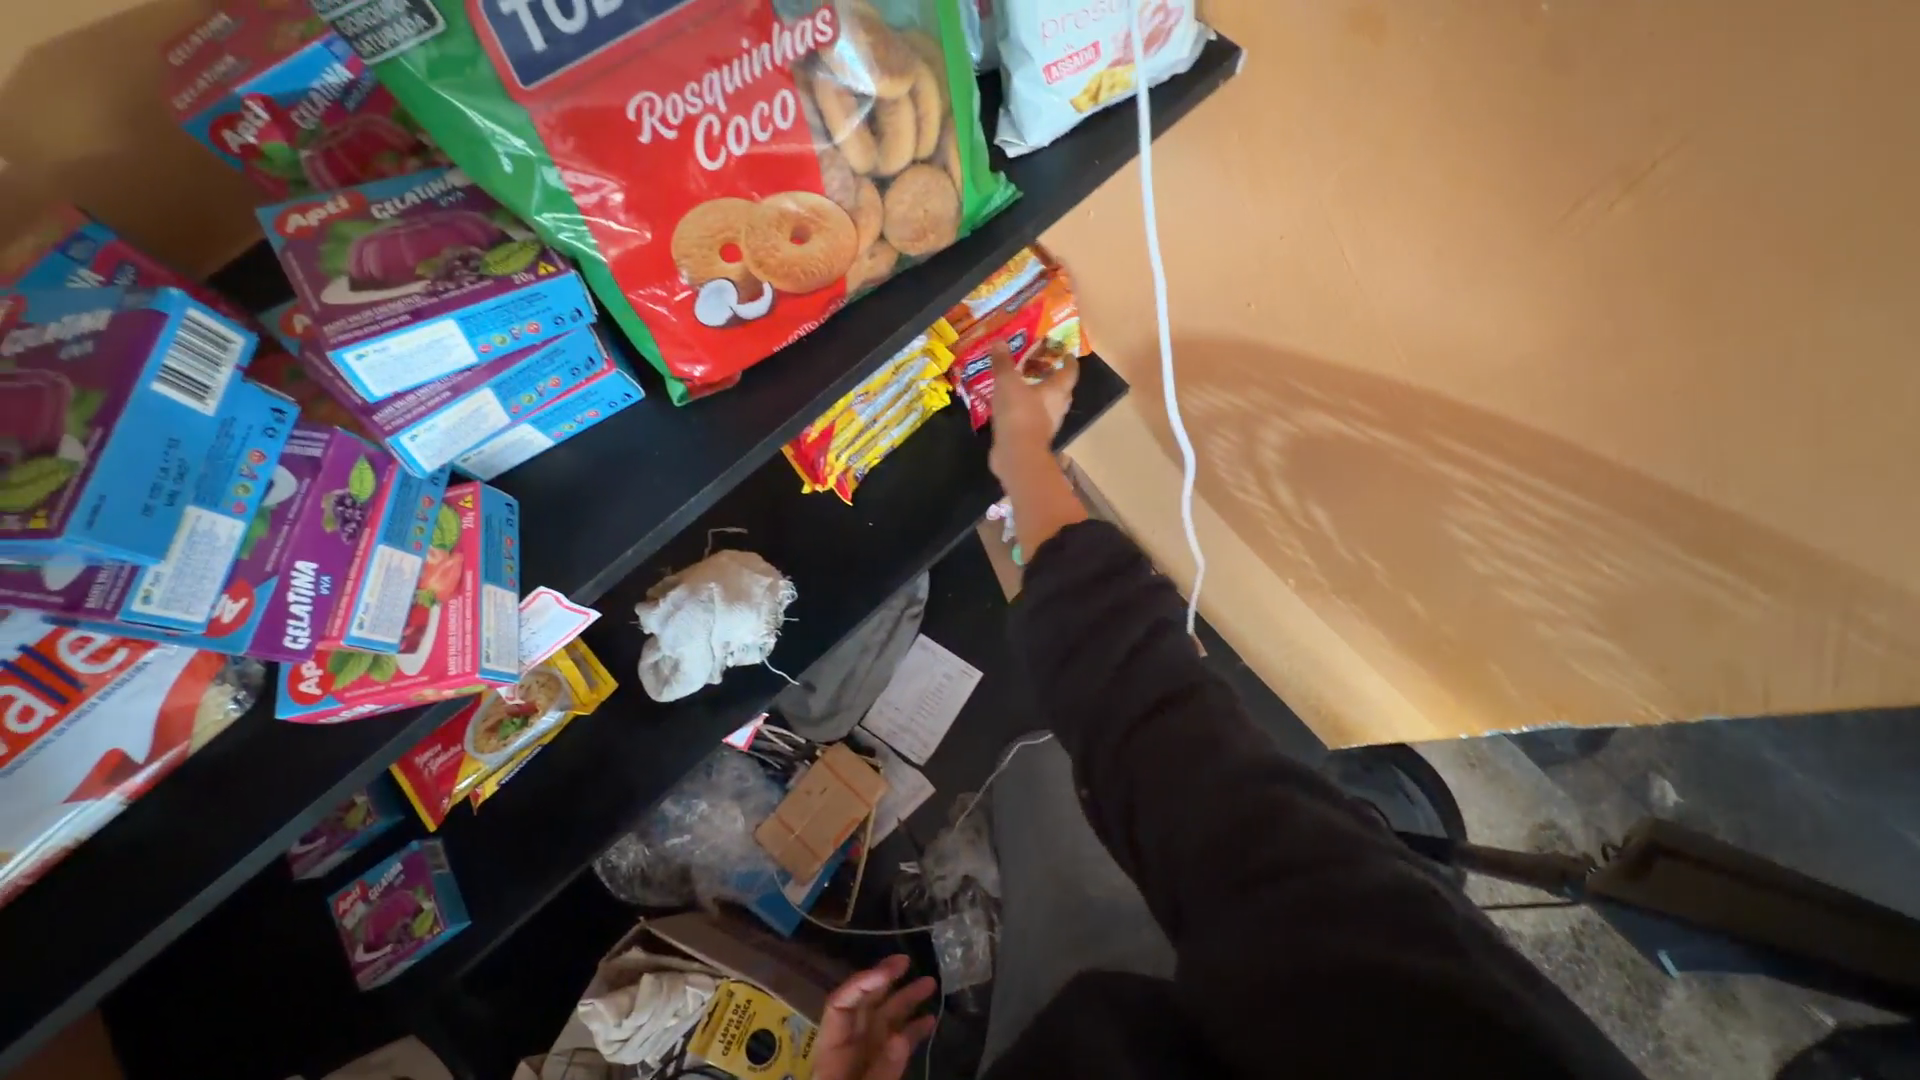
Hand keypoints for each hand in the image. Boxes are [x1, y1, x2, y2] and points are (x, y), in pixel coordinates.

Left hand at [814, 955, 938, 1079]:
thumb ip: (881, 1069)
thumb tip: (901, 1038)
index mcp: (832, 1048)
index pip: (841, 1004)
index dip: (862, 983)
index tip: (889, 970)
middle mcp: (850, 1045)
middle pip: (865, 1004)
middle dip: (886, 980)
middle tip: (906, 960)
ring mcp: (867, 1055)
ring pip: (887, 1019)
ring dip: (907, 999)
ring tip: (930, 982)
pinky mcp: (883, 1069)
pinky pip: (898, 1043)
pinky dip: (914, 1030)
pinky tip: (930, 1019)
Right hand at [987, 341, 1078, 472]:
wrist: (1016, 454)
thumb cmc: (1019, 413)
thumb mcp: (1007, 382)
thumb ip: (1003, 363)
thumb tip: (998, 341)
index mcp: (1057, 391)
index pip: (1069, 372)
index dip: (1069, 361)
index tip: (1066, 353)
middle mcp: (1056, 408)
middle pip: (1061, 390)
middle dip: (1053, 378)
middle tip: (1042, 367)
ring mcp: (1046, 425)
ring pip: (1047, 406)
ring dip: (1039, 396)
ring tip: (1024, 385)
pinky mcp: (1032, 438)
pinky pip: (1032, 419)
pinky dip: (1025, 411)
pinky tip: (1012, 407)